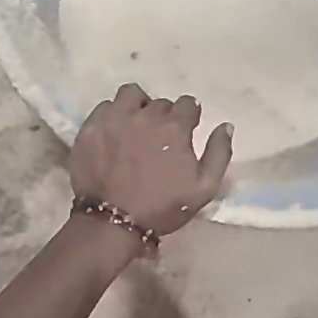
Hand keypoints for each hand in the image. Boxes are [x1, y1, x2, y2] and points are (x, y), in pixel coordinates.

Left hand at [69, 83, 233, 234]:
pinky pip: (105, 106)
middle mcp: (146, 115)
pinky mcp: (92, 126)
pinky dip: (113, 115)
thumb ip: (219, 154)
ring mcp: (115, 118)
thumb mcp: (203, 188)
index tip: (185, 130)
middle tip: (159, 138)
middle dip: (164, 117)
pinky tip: (114, 132)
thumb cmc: (161, 207)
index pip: (188, 104)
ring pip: (131, 95)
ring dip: (138, 105)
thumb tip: (226, 126)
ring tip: (136, 125)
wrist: (112, 222)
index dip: (189, 117)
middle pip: (160, 103)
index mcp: (175, 127)